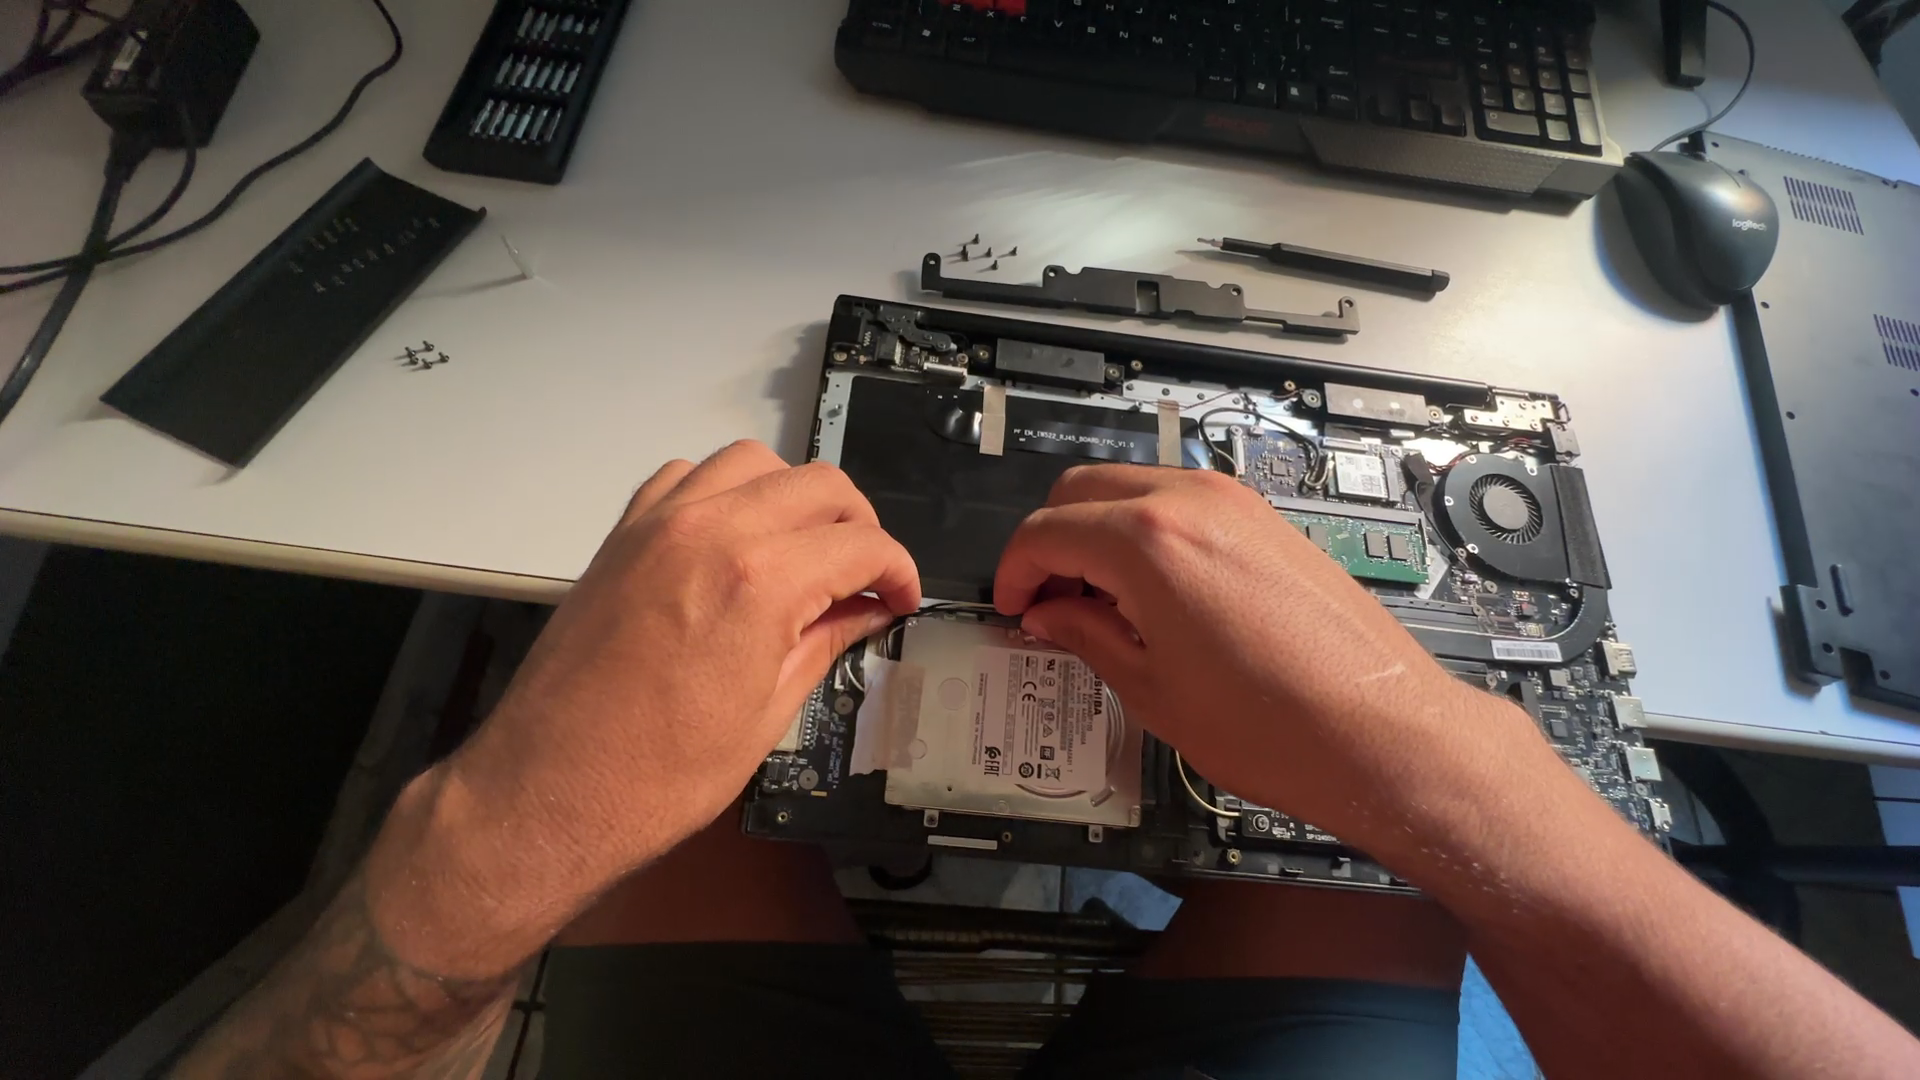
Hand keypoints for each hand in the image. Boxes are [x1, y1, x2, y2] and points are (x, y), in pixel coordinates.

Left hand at [446, 441, 919, 903]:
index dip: (898, 570)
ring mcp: (660, 521)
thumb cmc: (664, 774)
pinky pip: (688, 476)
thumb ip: (830, 639)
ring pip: (755, 462)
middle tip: (866, 574)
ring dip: (795, 496)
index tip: (903, 599)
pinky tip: (734, 538)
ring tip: (804, 548)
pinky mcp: (623, 532)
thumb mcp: (771, 711)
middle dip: (860, 524)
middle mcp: (713, 528)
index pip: (861, 544)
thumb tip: (873, 608)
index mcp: (761, 580)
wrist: (544, 793)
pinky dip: (727, 492)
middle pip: (820, 484)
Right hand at [993, 464, 1547, 860]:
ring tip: (1100, 599)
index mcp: (1146, 541)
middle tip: (1048, 600)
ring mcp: (1232, 502)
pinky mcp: (1262, 517)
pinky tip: (1152, 590)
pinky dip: (1142, 529)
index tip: (1013, 606)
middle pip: (1079, 489)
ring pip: (1128, 485)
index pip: (1045, 532)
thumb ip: (1085, 633)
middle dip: (1049, 541)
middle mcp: (1188, 500)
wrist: (1386, 734)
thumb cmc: (1268, 725)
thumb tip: (1047, 613)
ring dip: (1095, 530)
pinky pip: (1176, 500)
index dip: (1014, 571)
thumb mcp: (1150, 689)